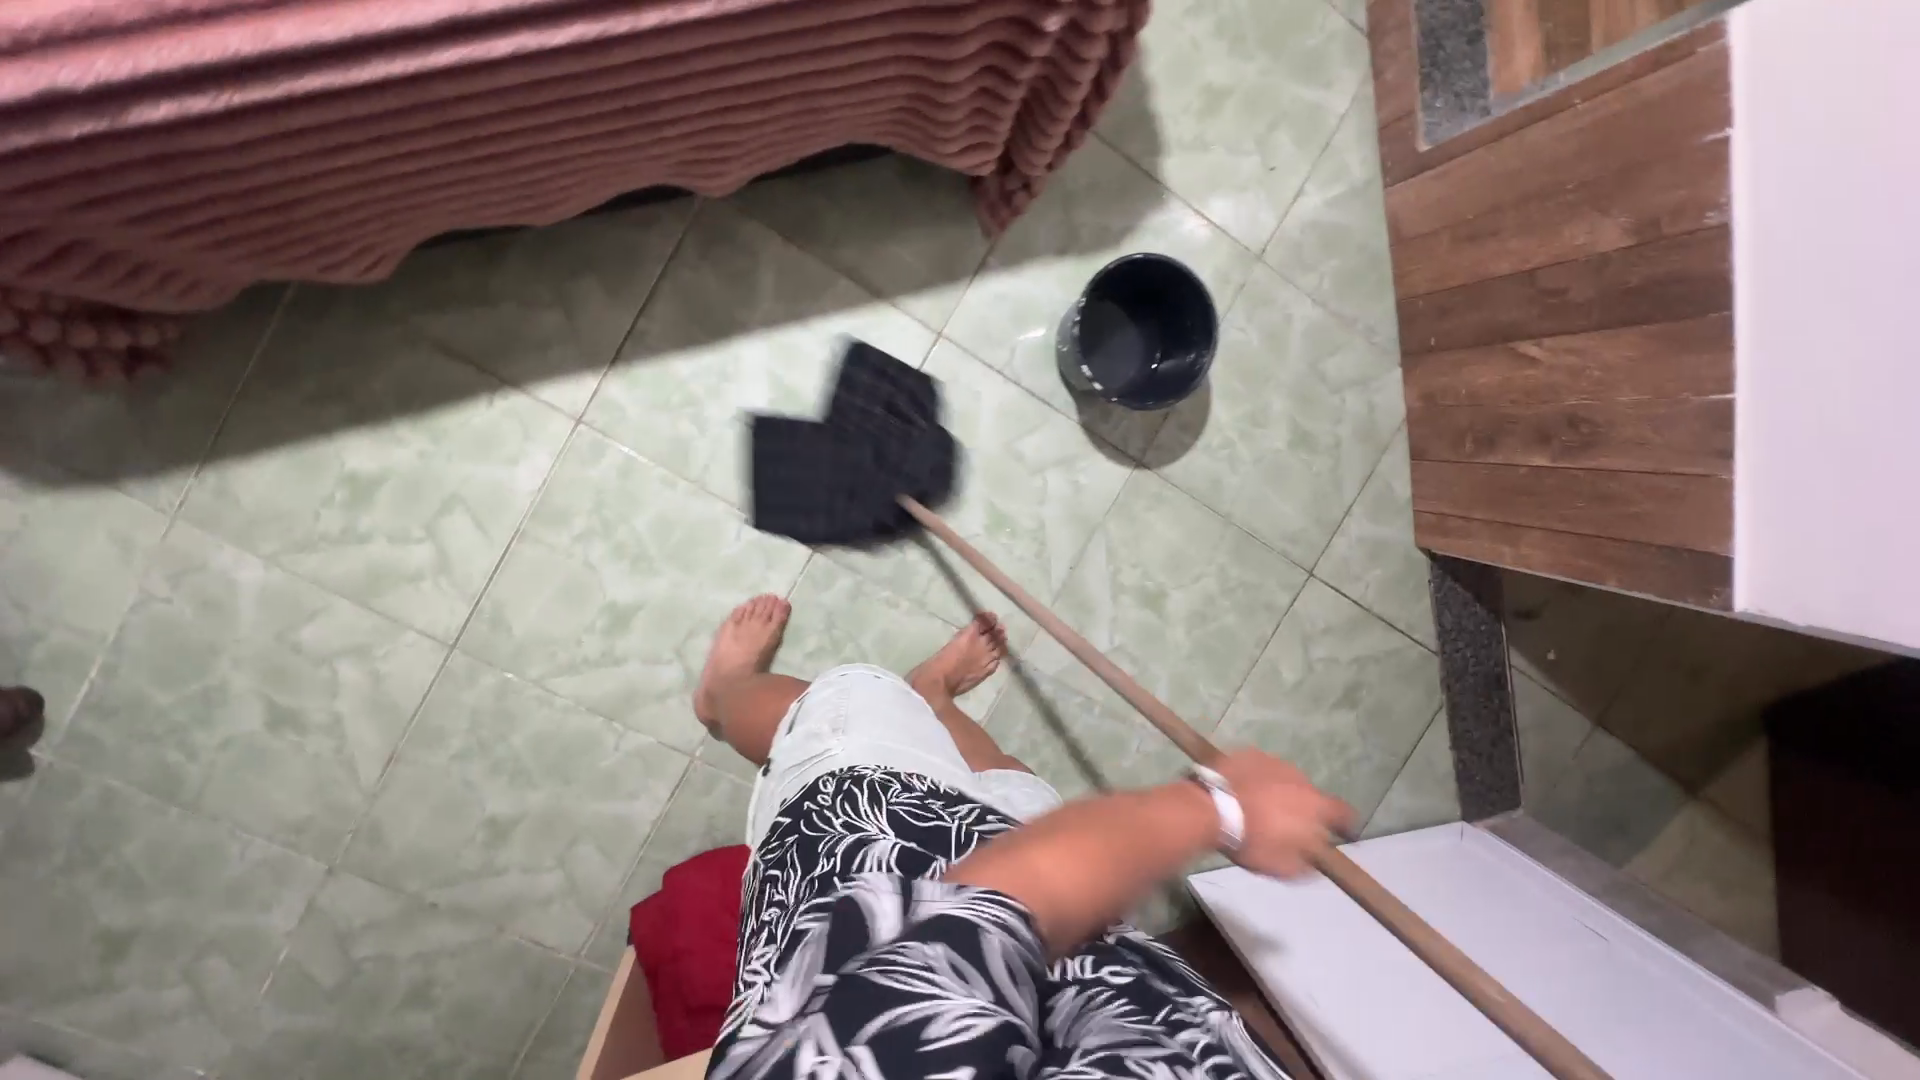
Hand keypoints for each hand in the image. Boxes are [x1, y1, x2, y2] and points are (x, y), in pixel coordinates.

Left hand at [1210, 749, 1352, 878]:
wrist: (1211, 808)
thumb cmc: (1252, 840)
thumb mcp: (1285, 866)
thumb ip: (1309, 861)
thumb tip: (1316, 856)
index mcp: (1316, 805)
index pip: (1344, 812)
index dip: (1344, 822)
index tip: (1339, 830)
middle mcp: (1300, 778)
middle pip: (1310, 794)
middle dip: (1302, 807)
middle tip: (1283, 822)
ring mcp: (1274, 761)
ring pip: (1284, 779)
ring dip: (1278, 790)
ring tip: (1259, 805)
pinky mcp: (1249, 753)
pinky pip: (1260, 768)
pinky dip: (1257, 777)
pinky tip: (1243, 789)